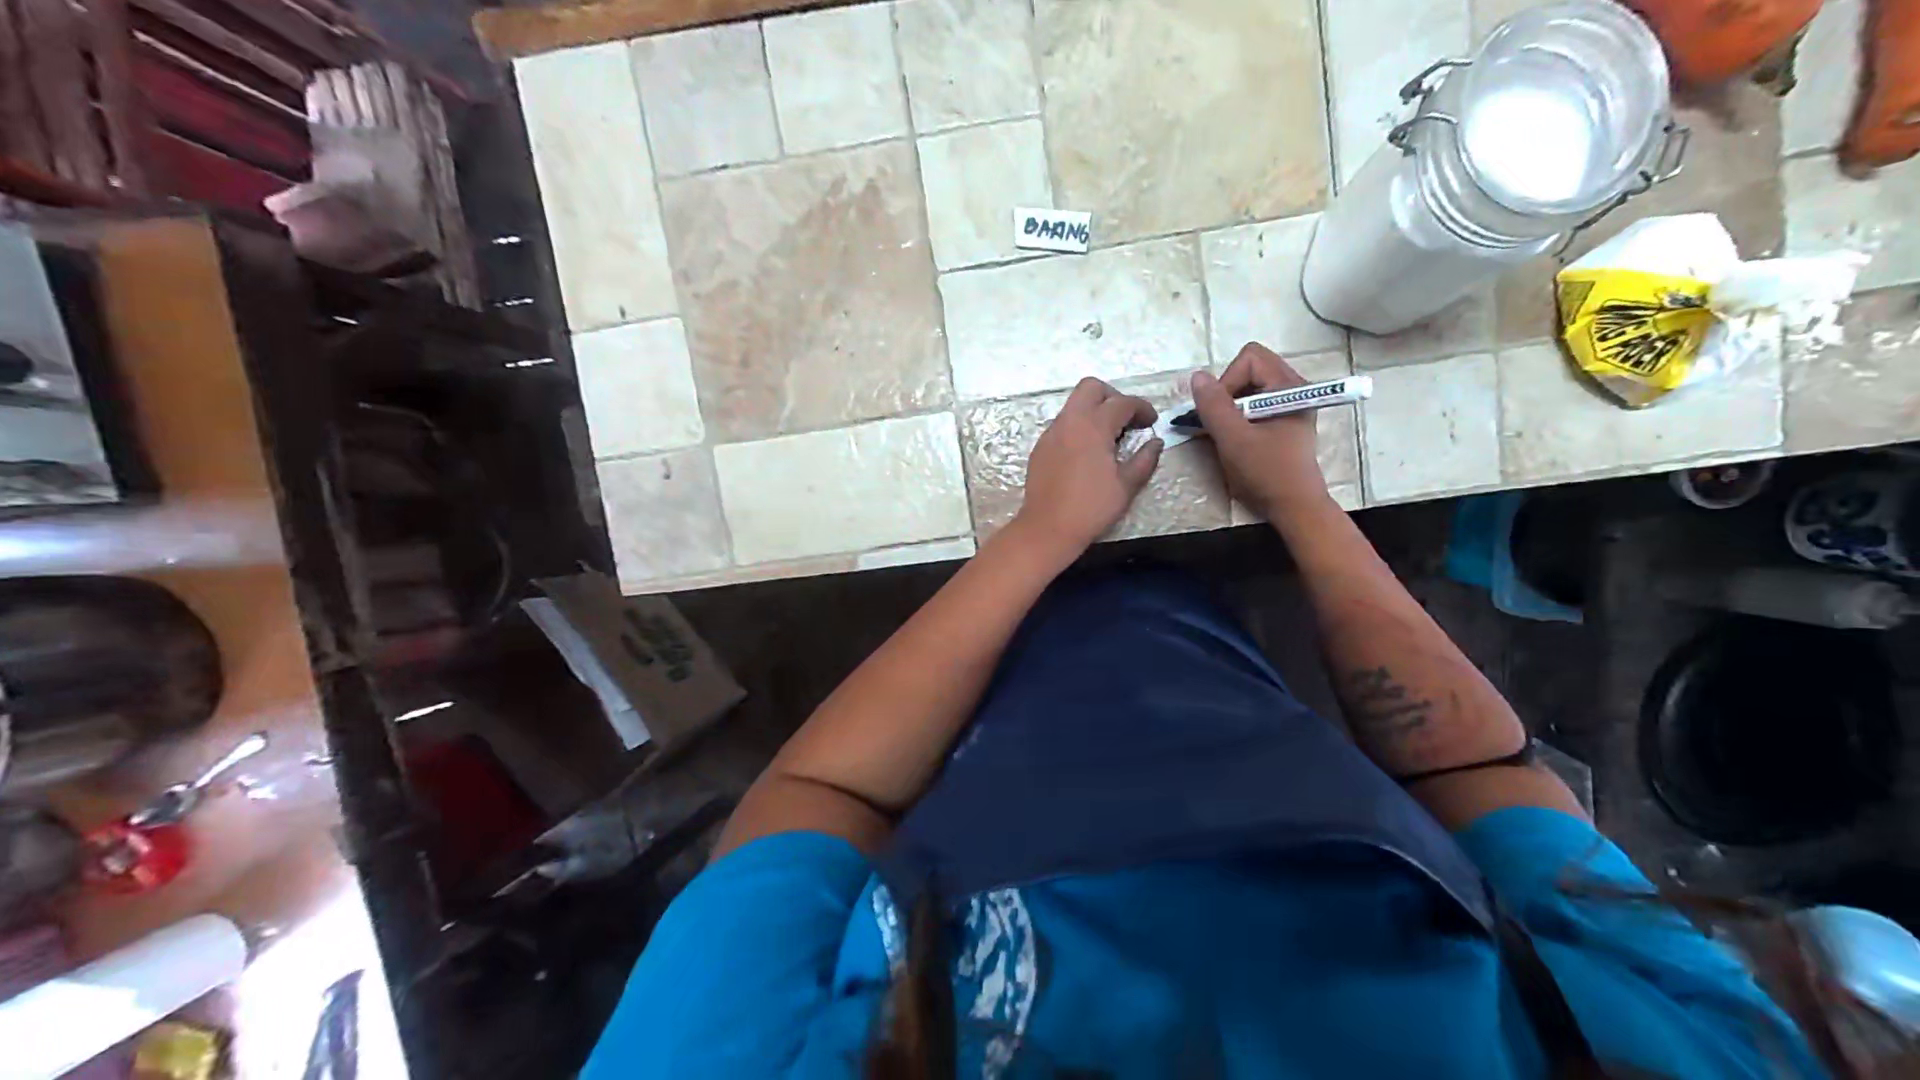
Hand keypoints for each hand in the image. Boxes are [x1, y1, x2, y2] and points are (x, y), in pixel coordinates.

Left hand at [1010, 377, 1162, 560]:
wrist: (1047, 528)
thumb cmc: (1091, 508)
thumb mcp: (1126, 486)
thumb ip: (1144, 459)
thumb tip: (1155, 442)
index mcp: (1092, 427)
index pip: (1122, 402)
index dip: (1142, 408)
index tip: (1151, 421)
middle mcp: (1069, 422)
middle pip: (1091, 387)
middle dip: (1112, 396)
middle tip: (1126, 419)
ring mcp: (1051, 433)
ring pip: (1073, 405)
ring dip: (1093, 411)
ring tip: (1109, 436)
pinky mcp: (1040, 447)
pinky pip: (1062, 424)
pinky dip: (1078, 427)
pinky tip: (1087, 451)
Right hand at [1192, 343, 1330, 521]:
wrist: (1294, 507)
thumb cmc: (1267, 473)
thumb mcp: (1234, 440)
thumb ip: (1213, 406)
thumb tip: (1197, 377)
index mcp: (1289, 387)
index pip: (1249, 359)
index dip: (1227, 382)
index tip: (1221, 414)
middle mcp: (1292, 389)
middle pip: (1249, 369)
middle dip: (1227, 393)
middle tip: (1221, 423)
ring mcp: (1288, 405)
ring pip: (1248, 387)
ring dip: (1230, 407)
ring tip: (1226, 433)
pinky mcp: (1282, 420)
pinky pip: (1252, 404)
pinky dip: (1238, 417)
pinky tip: (1235, 439)